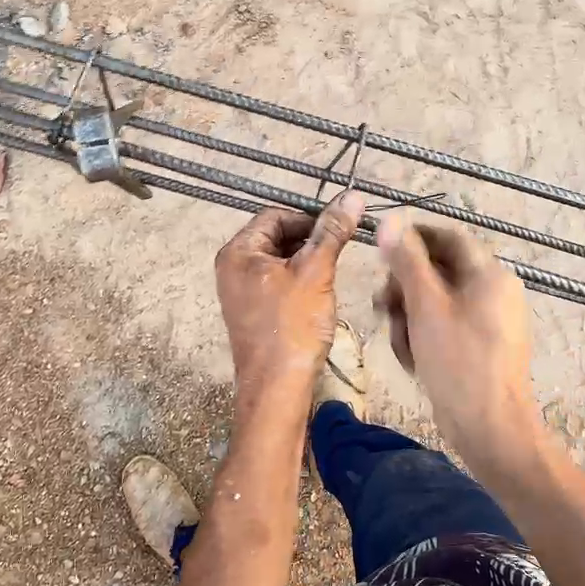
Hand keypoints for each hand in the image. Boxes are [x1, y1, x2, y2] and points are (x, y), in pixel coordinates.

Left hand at [213, 192, 365, 401]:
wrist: (277, 389)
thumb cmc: (292, 326)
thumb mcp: (315, 271)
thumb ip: (332, 232)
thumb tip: (352, 196)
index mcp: (238, 252)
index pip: (276, 215)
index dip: (309, 218)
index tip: (338, 230)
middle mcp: (232, 267)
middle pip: (277, 237)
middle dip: (310, 241)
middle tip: (338, 254)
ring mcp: (241, 292)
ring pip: (281, 261)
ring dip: (308, 263)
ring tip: (330, 276)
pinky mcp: (253, 312)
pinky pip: (278, 283)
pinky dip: (300, 283)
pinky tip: (319, 296)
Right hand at [376, 214, 544, 472]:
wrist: (491, 430)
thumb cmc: (458, 362)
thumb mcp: (425, 306)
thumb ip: (406, 260)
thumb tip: (389, 220)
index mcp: (489, 274)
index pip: (447, 236)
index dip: (412, 239)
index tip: (380, 253)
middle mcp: (495, 291)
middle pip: (440, 269)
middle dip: (405, 286)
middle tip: (382, 307)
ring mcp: (491, 321)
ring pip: (438, 300)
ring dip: (410, 314)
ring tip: (399, 343)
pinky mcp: (483, 347)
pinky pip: (447, 325)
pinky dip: (426, 335)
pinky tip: (413, 358)